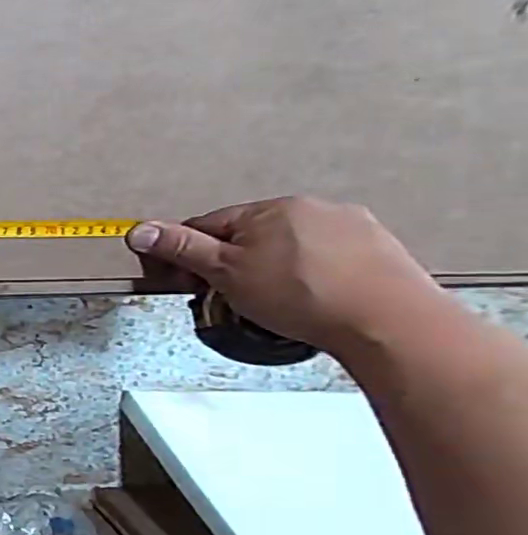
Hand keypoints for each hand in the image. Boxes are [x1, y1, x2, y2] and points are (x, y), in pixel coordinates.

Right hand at [125, 196, 453, 356]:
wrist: (395, 326)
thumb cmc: (305, 297)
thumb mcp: (224, 272)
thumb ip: (180, 248)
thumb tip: (139, 230)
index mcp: (272, 208)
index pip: (208, 225)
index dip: (191, 256)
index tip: (191, 282)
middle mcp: (314, 208)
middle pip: (250, 234)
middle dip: (235, 263)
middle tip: (233, 295)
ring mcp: (354, 228)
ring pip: (290, 246)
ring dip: (275, 269)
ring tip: (277, 301)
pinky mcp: (382, 251)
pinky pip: (329, 258)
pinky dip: (314, 275)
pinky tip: (314, 298)